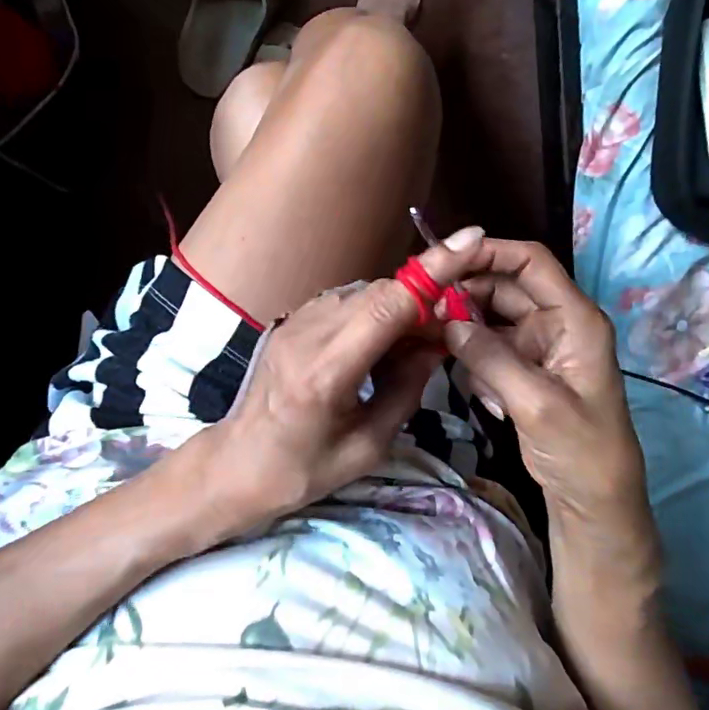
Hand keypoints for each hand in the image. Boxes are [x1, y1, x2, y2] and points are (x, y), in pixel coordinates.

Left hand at [190, 227, 487, 541]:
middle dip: (420, 300)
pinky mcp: (288, 323)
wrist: (238, 464)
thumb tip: (438, 341)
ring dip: (394, 307)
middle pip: (378, 292)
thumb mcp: (368, 444)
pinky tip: (376, 344)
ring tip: (409, 346)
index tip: (470, 240)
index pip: (387, 306)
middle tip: (443, 333)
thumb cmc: (304, 469)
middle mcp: (306, 335)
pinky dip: (369, 312)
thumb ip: (406, 388)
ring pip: (360, 293)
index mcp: (326, 373)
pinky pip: (340, 302)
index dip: (433, 271)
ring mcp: (292, 324)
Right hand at [444, 240, 650, 554]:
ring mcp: (536, 346)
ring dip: (467, 337)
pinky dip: (475, 365)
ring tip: (461, 368)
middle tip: (427, 314)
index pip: (531, 263)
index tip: (443, 257)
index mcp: (574, 319)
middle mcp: (555, 323)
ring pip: (488, 319)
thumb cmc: (581, 448)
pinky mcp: (521, 369)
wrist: (592, 499)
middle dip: (466, 298)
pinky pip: (485, 349)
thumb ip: (491, 358)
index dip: (490, 252)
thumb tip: (448, 322)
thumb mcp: (536, 403)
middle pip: (502, 287)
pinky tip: (485, 399)